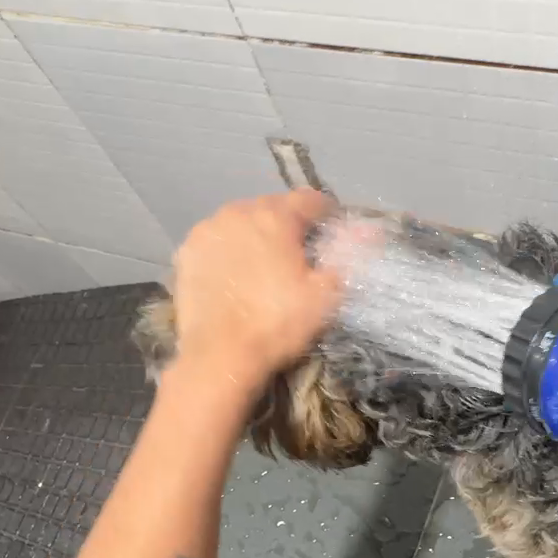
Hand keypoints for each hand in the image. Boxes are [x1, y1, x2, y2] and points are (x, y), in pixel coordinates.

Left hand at [169, 189, 341, 396]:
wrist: (220, 356)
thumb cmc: (278, 325)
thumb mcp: (326, 296)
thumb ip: (349, 256)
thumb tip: (371, 229)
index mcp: (275, 216)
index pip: (310, 200)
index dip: (327, 215)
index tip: (334, 235)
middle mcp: (237, 212)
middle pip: (272, 210)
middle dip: (288, 229)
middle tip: (299, 260)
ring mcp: (207, 232)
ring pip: (241, 225)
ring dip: (256, 239)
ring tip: (265, 271)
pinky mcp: (186, 255)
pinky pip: (217, 245)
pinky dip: (229, 255)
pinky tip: (235, 280)